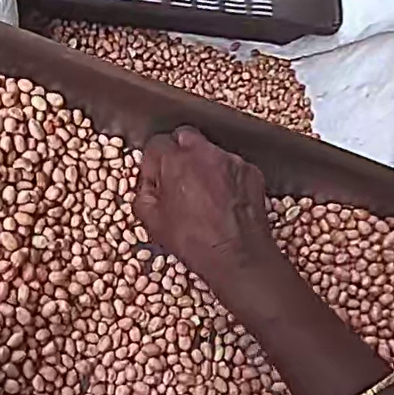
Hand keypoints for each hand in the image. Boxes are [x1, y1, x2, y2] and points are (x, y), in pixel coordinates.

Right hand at [135, 126, 280, 291]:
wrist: (238, 257)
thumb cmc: (195, 242)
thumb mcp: (153, 222)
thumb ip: (143, 194)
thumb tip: (148, 185)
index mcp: (175, 162)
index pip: (156, 143)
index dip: (153, 162)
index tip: (155, 178)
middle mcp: (205, 154)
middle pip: (184, 136)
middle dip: (177, 152)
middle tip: (175, 178)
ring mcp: (231, 161)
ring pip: (210, 150)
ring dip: (202, 165)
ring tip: (201, 194)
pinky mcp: (250, 172)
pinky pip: (231, 165)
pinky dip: (224, 176)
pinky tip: (220, 200)